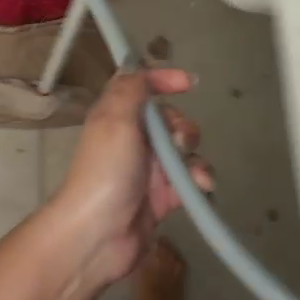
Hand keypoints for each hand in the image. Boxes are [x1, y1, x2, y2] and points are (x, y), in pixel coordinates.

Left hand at [43, 68, 210, 287]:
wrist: (99, 233)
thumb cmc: (106, 169)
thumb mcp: (115, 119)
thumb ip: (130, 89)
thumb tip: (138, 66)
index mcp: (115, 114)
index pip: (140, 85)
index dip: (162, 79)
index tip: (189, 83)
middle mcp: (131, 137)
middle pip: (167, 118)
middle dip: (181, 125)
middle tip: (178, 141)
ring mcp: (147, 168)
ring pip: (183, 150)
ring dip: (193, 155)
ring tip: (191, 170)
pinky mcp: (162, 196)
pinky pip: (189, 179)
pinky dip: (198, 180)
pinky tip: (200, 186)